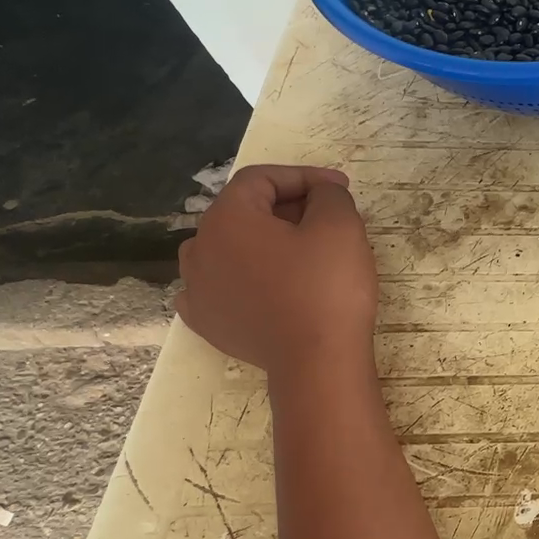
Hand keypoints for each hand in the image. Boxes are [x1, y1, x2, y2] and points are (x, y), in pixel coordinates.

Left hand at [175, 165, 377, 378]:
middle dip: (287, 209)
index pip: (261, 179)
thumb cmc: (327, 289)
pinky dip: (245, 278)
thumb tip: (322, 192)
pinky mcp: (207, 320)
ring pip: (230, 249)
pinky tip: (265, 286)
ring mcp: (197, 287)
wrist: (316, 361)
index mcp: (228, 218)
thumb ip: (330, 197)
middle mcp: (199, 247)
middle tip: (329, 221)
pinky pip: (221, 286)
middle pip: (244, 212)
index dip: (304, 176)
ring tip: (299, 255)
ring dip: (264, 243)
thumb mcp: (342, 229)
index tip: (341, 187)